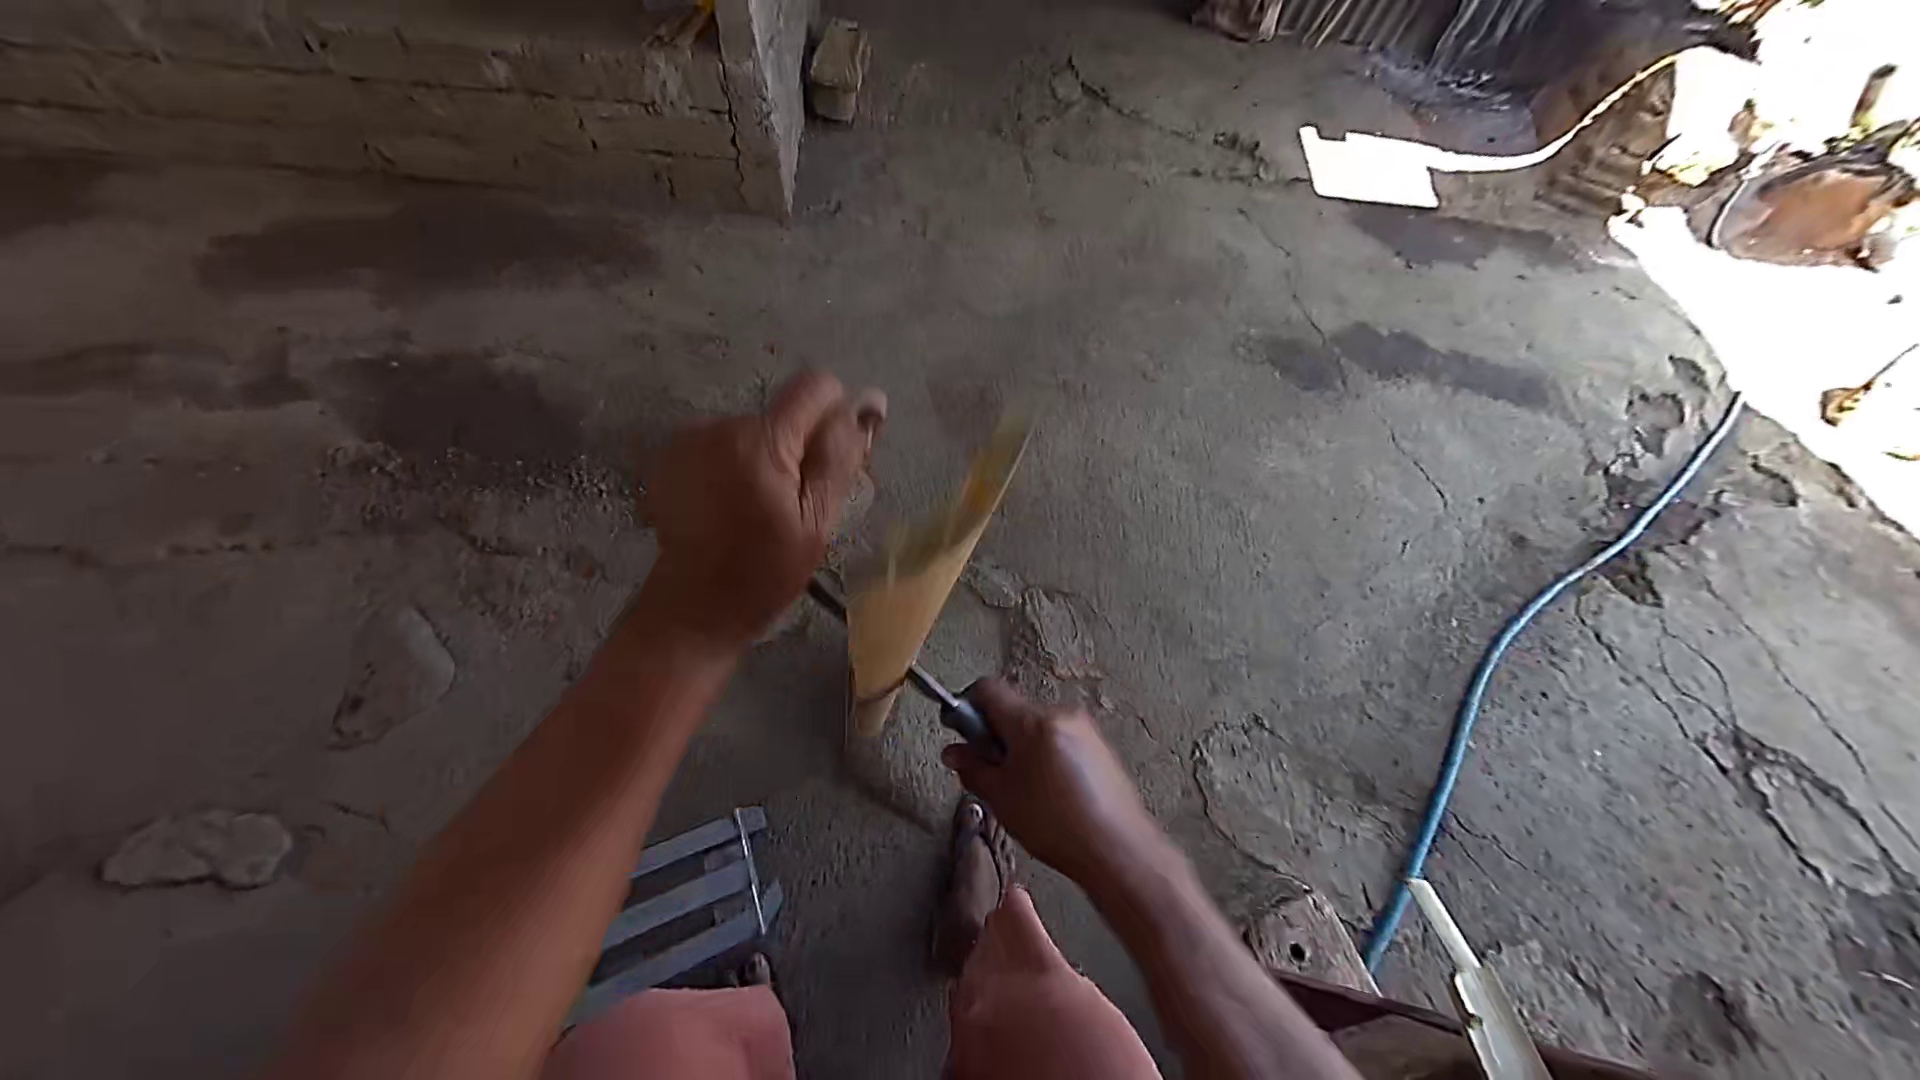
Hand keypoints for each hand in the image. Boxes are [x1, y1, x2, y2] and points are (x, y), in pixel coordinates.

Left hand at [640, 371, 884, 648]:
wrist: (695, 606)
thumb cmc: (766, 570)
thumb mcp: (818, 519)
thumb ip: (840, 455)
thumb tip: (869, 401)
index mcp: (762, 441)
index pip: (815, 387)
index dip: (833, 416)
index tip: (829, 458)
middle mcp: (721, 426)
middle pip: (783, 412)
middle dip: (797, 446)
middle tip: (795, 501)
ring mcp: (691, 439)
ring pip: (755, 429)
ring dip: (766, 458)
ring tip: (759, 507)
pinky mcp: (673, 455)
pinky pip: (724, 443)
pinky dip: (735, 465)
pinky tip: (731, 505)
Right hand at [942, 678, 1163, 886]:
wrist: (1118, 849)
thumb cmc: (1059, 826)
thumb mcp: (1001, 798)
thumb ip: (972, 767)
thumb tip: (955, 752)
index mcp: (1032, 721)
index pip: (988, 688)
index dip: (968, 706)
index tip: (963, 731)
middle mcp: (1059, 713)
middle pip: (1014, 707)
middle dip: (997, 734)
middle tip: (994, 769)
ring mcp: (1083, 727)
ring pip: (1037, 724)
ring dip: (1022, 745)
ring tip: (1025, 787)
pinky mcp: (1097, 743)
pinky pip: (1060, 736)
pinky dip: (1046, 753)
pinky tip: (1049, 790)